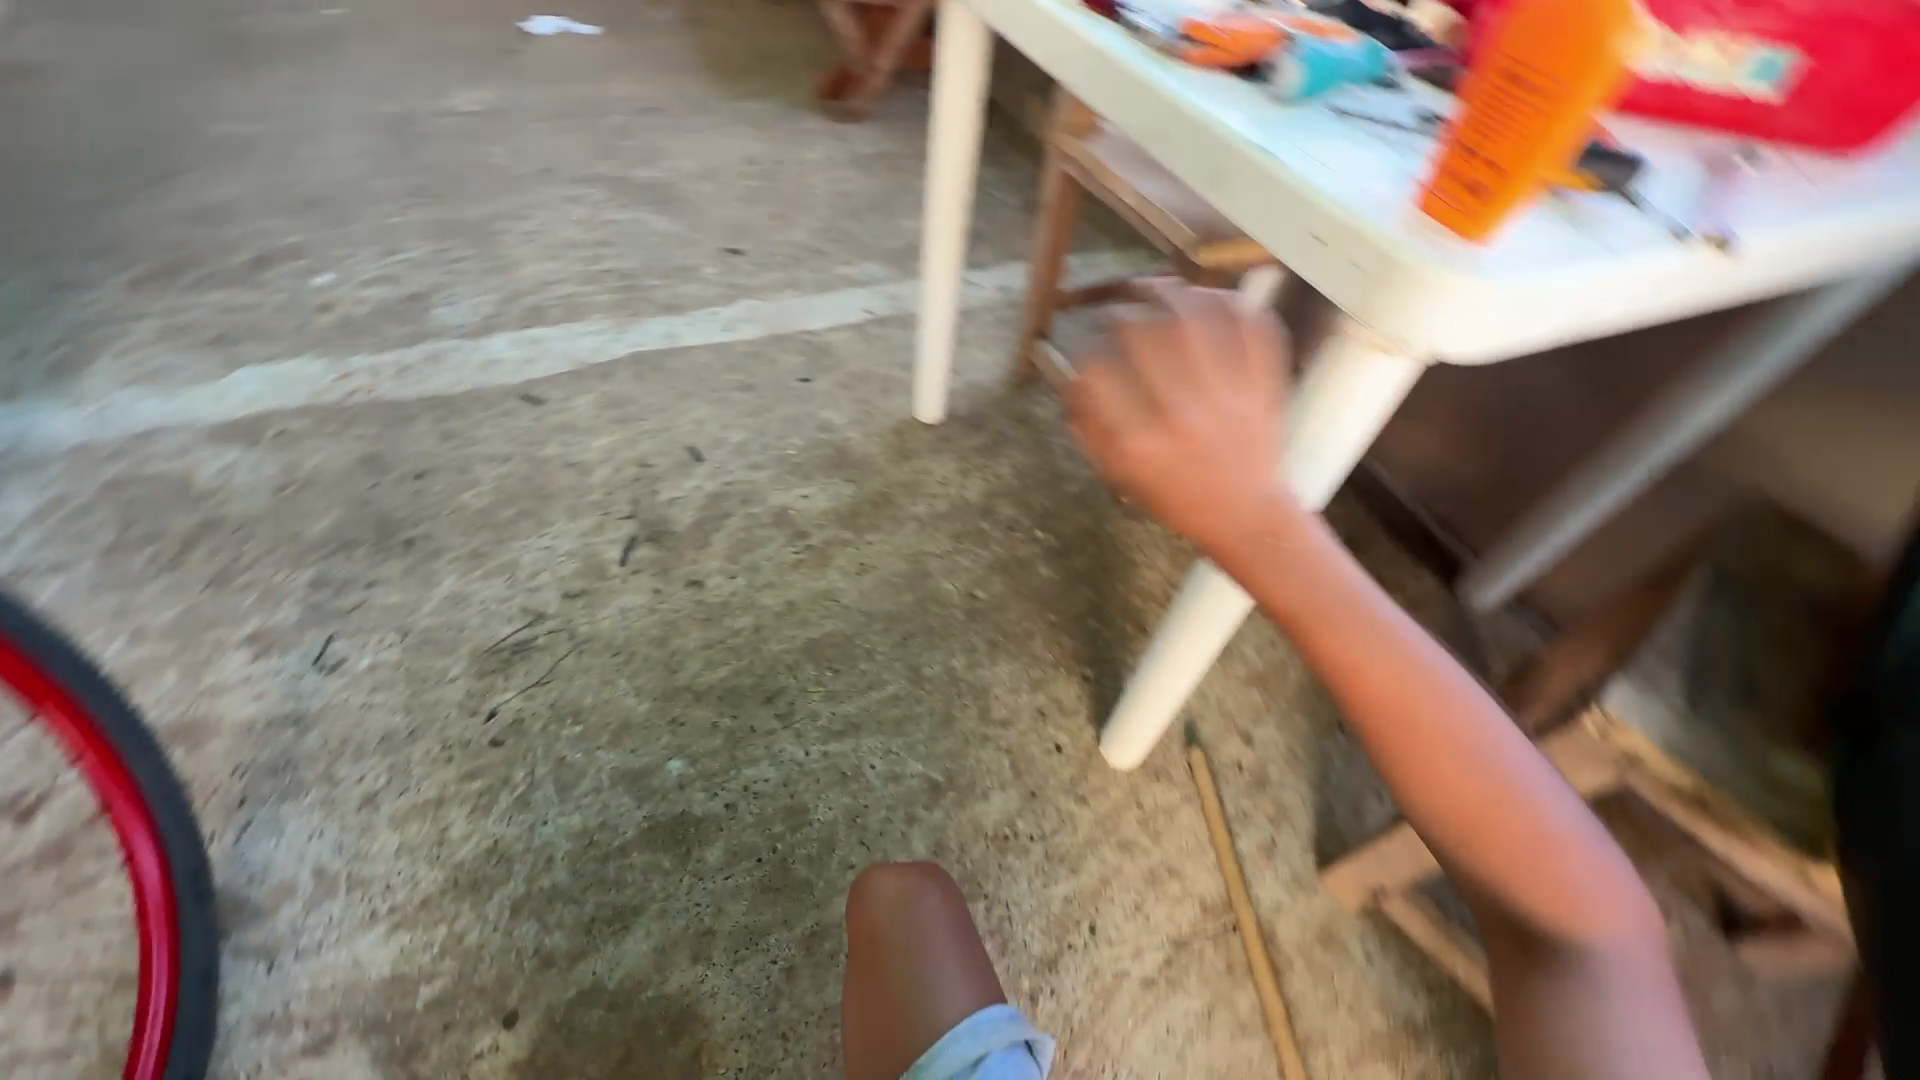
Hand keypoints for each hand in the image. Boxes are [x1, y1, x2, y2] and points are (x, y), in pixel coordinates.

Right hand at [1063, 280, 1294, 556]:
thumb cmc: (1176, 499)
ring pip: (1198, 318)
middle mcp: (1180, 414)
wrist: (1247, 516)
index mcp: (1139, 442)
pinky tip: (1212, 298)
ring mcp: (1227, 396)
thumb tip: (1071, 384)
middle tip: (1118, 313)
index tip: (1089, 354)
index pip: (1098, 374)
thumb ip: (1090, 432)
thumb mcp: (1121, 476)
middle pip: (1144, 334)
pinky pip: (1254, 329)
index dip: (1086, 356)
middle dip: (1123, 313)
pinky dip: (1234, 304)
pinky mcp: (1264, 387)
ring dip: (1173, 293)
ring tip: (1159, 290)